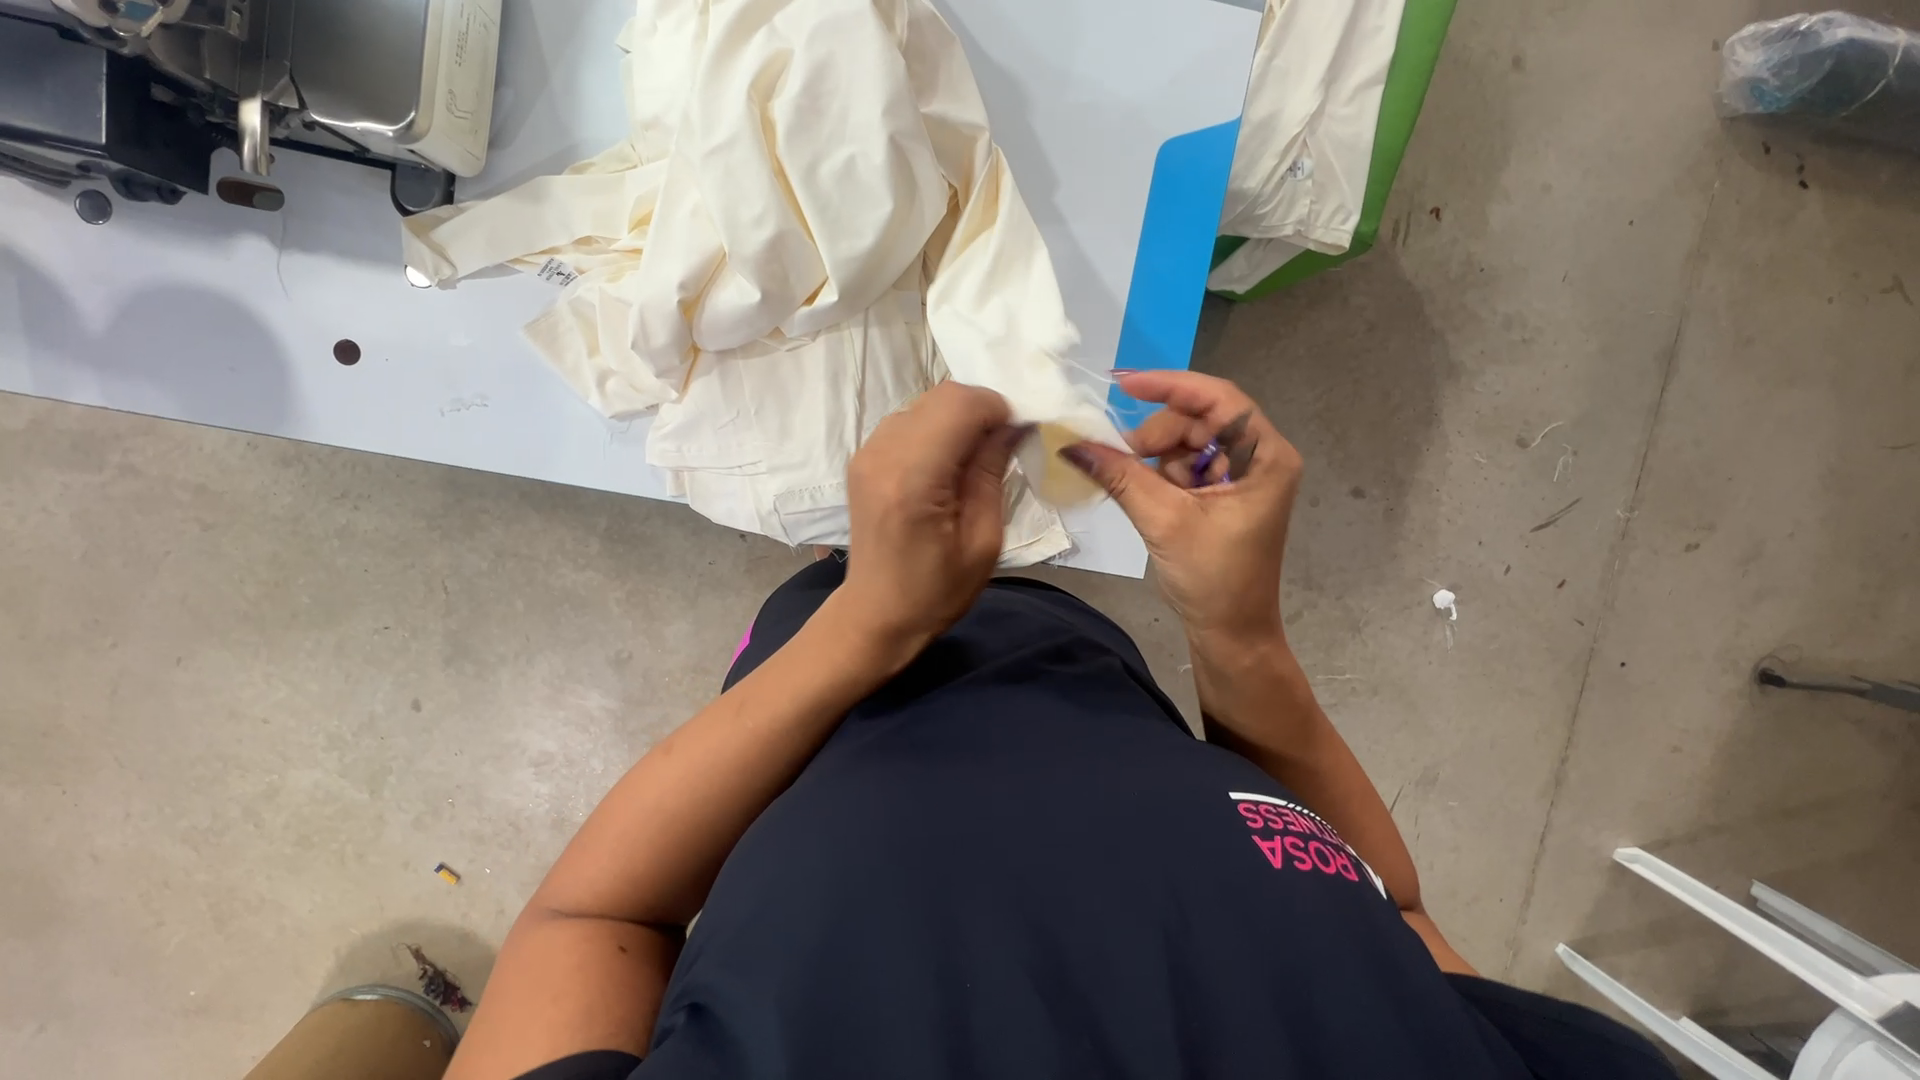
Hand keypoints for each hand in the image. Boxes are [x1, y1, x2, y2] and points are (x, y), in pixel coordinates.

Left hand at [834, 381, 1022, 654]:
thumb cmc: (937, 590)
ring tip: (975, 458)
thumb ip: (991, 471)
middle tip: (1003, 445)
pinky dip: (936, 428)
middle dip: (981, 410)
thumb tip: (1013, 424)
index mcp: (914, 479)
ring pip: (926, 403)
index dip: (998, 409)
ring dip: (958, 418)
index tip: (1019, 436)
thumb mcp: (983, 539)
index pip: (961, 405)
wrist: (877, 613)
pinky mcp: (864, 457)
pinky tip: (947, 463)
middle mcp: (883, 453)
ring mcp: (867, 452)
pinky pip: (908, 420)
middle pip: (943, 395)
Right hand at [1062, 370, 1301, 647]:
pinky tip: (1149, 499)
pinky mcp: (1223, 493)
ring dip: (1155, 459)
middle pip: (1198, 419)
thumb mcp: (1164, 522)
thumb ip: (1121, 477)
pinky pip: (1184, 465)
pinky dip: (1159, 474)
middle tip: (1123, 461)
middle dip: (1157, 435)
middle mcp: (1259, 456)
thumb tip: (1071, 444)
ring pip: (1186, 441)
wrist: (1230, 632)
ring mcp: (1241, 475)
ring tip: (1140, 492)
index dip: (1169, 386)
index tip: (1123, 386)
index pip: (1218, 398)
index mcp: (1265, 456)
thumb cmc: (1213, 579)